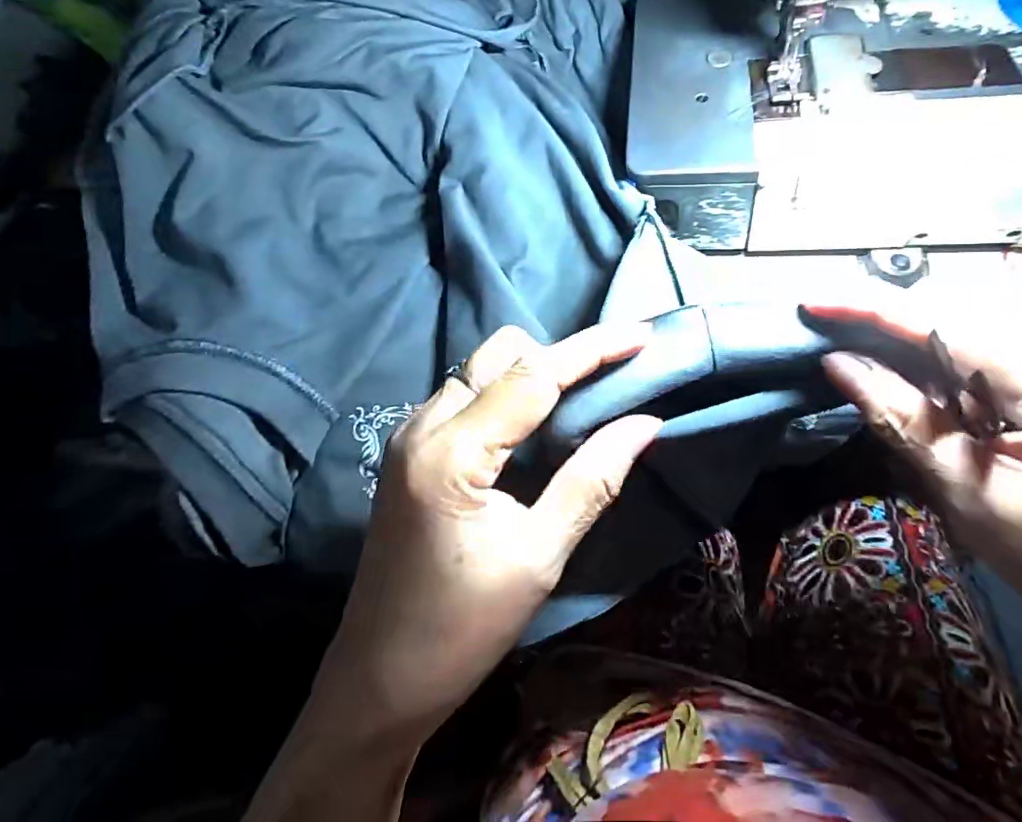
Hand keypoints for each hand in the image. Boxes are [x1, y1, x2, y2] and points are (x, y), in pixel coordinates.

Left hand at [313, 323, 662, 739]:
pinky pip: (470, 392)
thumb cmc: (461, 629)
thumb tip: (646, 423)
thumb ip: (593, 479)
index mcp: (451, 453)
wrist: (375, 686)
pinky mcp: (412, 453)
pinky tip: (544, 417)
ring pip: (483, 367)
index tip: (643, 335)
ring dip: (538, 368)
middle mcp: (423, 427)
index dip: (593, 349)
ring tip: (590, 390)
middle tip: (617, 373)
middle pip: (502, 353)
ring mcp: (411, 437)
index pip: (534, 373)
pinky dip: (514, 389)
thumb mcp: (540, 555)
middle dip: (564, 352)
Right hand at [809, 295, 1021, 628]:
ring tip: (859, 345)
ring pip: (973, 335)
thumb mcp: (970, 495)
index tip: (820, 305)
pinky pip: (987, 361)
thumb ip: (906, 421)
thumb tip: (841, 364)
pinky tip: (909, 373)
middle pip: (964, 319)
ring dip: (913, 340)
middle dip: (893, 320)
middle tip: (832, 326)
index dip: (881, 312)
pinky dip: (941, 365)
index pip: (956, 328)